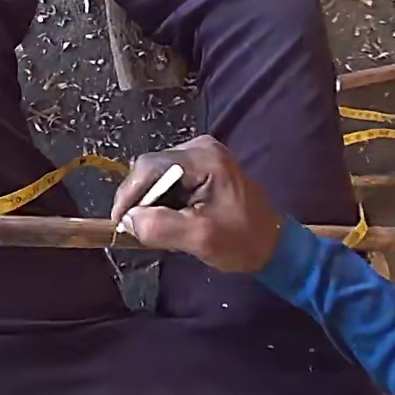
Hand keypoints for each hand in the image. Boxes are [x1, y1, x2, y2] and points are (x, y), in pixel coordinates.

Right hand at [110, 135, 285, 273]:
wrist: (275, 247)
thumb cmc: (242, 242)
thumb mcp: (201, 238)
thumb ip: (161, 226)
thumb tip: (128, 220)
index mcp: (204, 158)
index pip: (150, 167)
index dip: (129, 193)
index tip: (118, 220)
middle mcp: (200, 147)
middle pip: (151, 169)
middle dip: (141, 199)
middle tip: (138, 228)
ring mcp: (201, 154)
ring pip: (157, 175)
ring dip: (151, 201)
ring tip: (156, 226)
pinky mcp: (201, 165)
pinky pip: (168, 179)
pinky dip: (163, 200)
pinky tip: (170, 218)